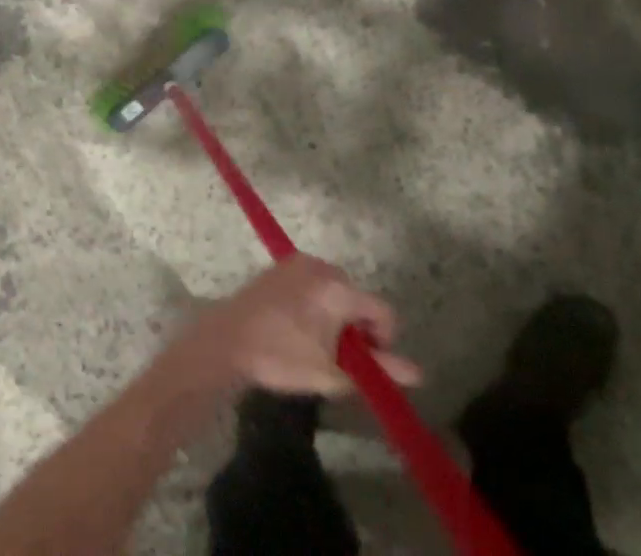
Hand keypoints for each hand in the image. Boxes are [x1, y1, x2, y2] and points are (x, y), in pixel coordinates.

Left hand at [187, 256, 421, 394]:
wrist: (223, 342)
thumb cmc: (279, 356)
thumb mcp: (333, 372)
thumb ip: (378, 372)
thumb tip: (417, 375)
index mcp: (337, 288)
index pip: (382, 311)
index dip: (383, 339)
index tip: (369, 362)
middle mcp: (318, 267)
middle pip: (356, 297)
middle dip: (356, 325)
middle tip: (342, 354)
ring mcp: (292, 265)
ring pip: (332, 290)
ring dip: (334, 314)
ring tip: (318, 343)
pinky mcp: (273, 270)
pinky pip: (308, 285)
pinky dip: (313, 303)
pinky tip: (297, 328)